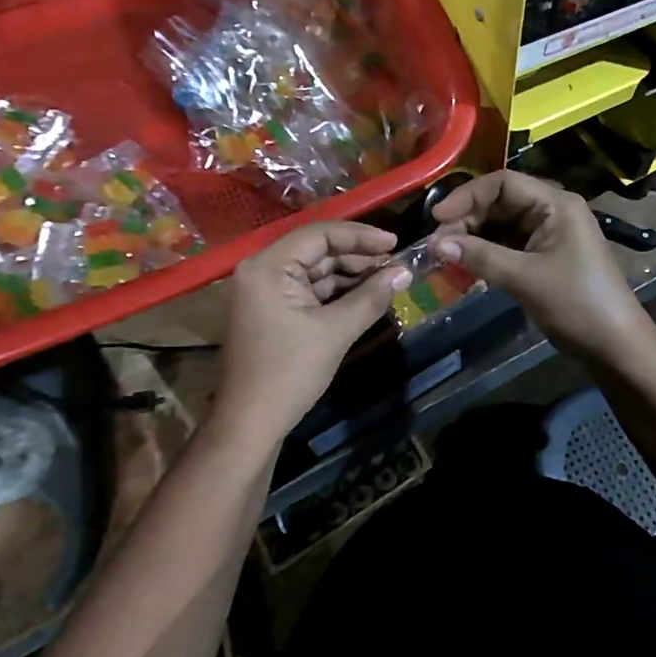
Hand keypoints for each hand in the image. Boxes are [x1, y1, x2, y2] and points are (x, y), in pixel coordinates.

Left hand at [218, 222, 409, 435]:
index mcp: (268, 267)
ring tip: (388, 280)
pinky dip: (337, 293)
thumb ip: (371, 297)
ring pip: (315, 271)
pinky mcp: (272, 312)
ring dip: (351, 276)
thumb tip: (404, 273)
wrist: (251, 421)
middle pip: (317, 251)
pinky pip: (309, 291)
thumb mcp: (336, 331)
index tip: (395, 243)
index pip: (319, 235)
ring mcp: (265, 292)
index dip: (360, 236)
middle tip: (396, 266)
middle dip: (358, 257)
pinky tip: (366, 297)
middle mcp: (262, 271)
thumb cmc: (290, 371)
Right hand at [429, 171, 652, 360]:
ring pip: (501, 226)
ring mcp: (549, 235)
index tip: (437, 218)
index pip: (503, 183)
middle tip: (438, 245)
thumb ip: (481, 256)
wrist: (614, 344)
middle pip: (500, 203)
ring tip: (445, 257)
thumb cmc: (576, 303)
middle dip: (468, 220)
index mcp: (556, 204)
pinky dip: (487, 254)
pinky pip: (508, 246)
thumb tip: (436, 243)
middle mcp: (552, 212)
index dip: (467, 196)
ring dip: (474, 239)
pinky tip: (465, 267)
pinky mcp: (544, 258)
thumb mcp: (525, 278)